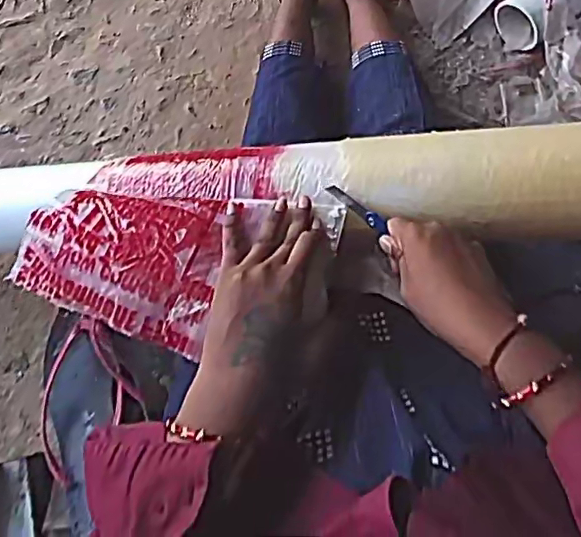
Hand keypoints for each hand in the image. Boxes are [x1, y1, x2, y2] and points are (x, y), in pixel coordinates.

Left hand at [177, 197, 322, 435]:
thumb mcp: (318, 346)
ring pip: (263, 236)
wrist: (235, 382)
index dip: (316, 231)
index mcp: (294, 283)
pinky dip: (232, 223)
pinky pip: (230, 244)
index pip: (308, 247)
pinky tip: (232, 206)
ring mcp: (246, 270)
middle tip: (305, 198)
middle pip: (288, 237)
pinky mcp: (226, 277)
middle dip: (299, 217)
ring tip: (282, 200)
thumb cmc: (280, 369)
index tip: (322, 218)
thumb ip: (337, 318)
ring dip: (274, 217)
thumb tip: (354, 297)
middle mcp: (270, 269)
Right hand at [380, 219, 517, 365]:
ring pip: (438, 239)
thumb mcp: (406, 289)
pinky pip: (456, 248)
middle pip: (417, 231)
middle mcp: (439, 229)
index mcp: (416, 235)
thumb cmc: (442, 309)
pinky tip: (456, 284)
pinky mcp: (478, 250)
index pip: (393, 225)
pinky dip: (453, 259)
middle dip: (414, 249)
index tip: (396, 262)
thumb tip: (392, 247)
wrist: (485, 325)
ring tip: (439, 283)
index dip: (392, 244)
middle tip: (416, 277)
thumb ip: (397, 261)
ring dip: (435, 253)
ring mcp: (461, 238)